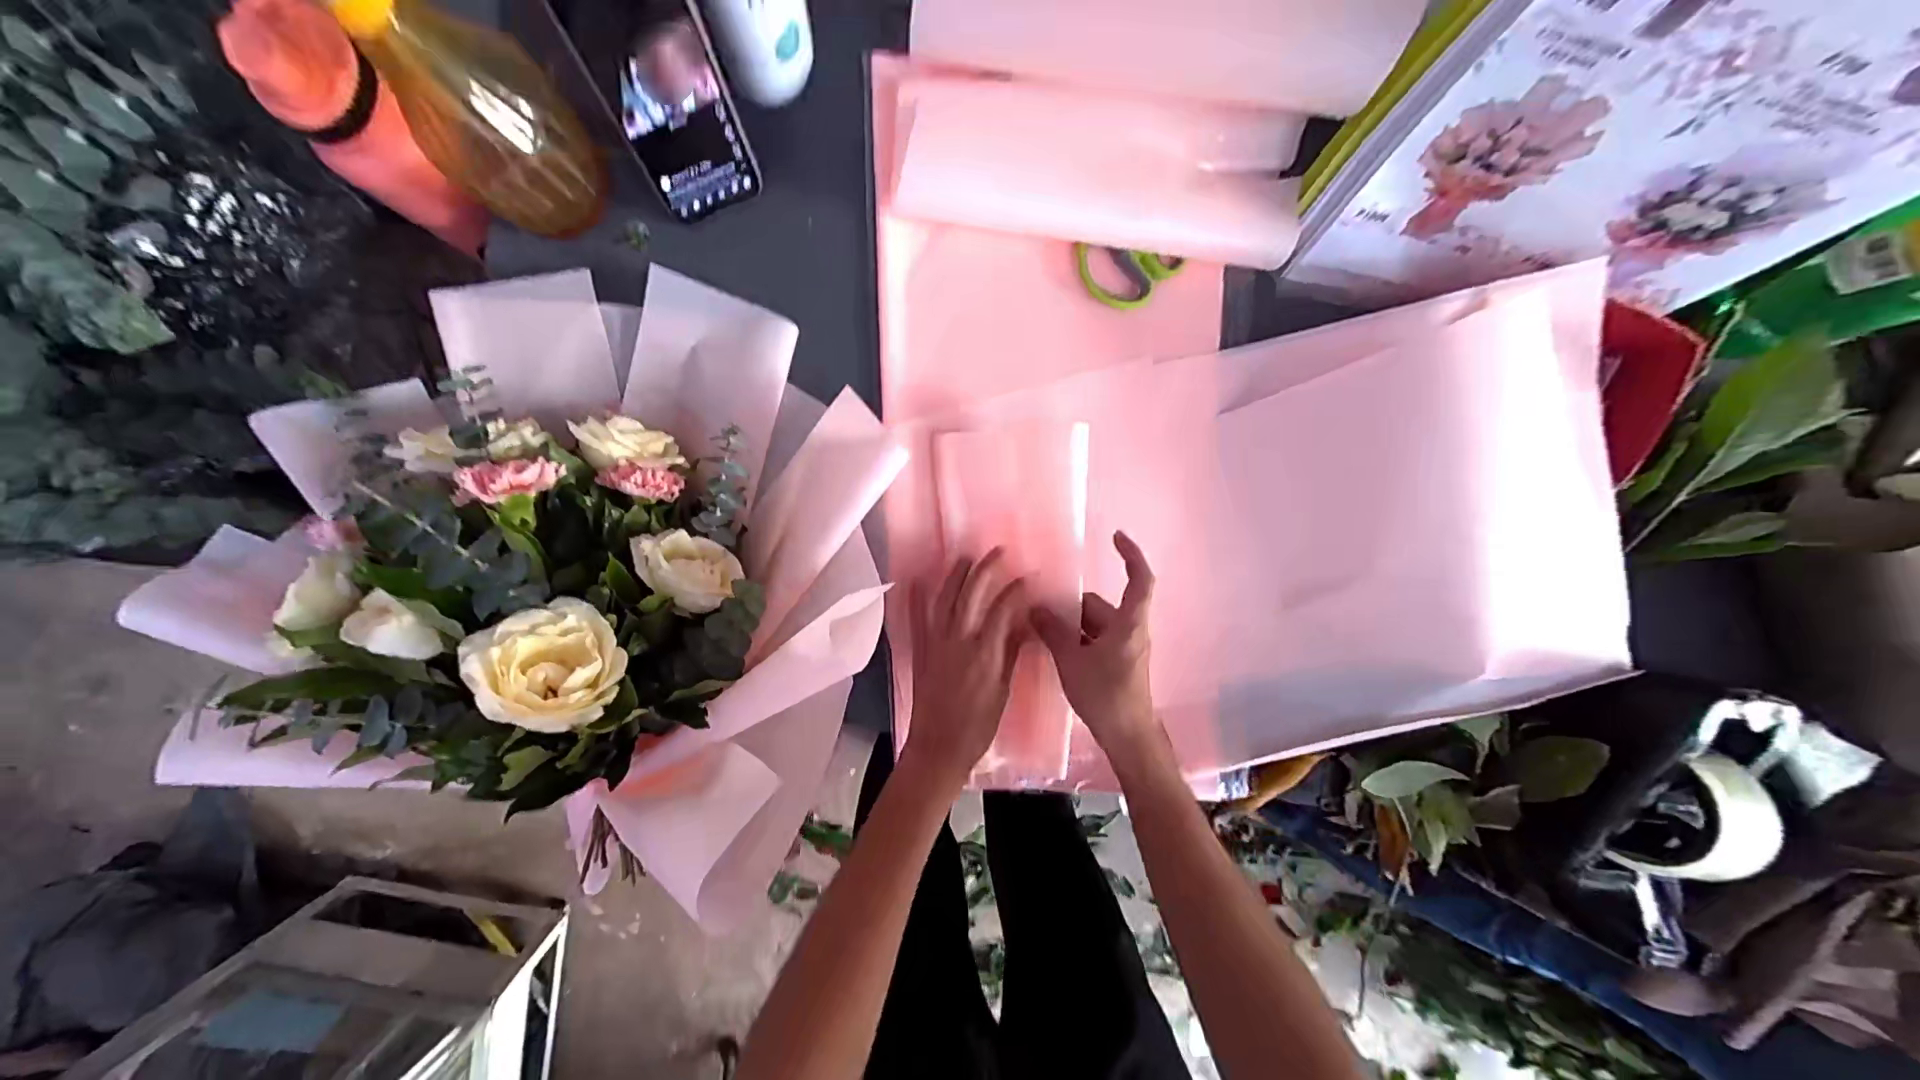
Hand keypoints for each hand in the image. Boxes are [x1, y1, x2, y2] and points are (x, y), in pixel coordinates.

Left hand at [900, 550, 1028, 787]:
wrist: (937, 747)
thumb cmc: (977, 725)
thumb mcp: (1003, 691)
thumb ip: (1011, 654)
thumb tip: (1023, 624)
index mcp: (985, 652)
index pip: (1003, 609)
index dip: (1016, 590)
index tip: (1027, 576)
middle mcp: (958, 640)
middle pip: (971, 595)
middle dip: (985, 570)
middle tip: (997, 552)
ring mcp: (935, 643)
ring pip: (944, 600)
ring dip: (955, 576)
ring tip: (965, 558)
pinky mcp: (920, 651)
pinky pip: (917, 619)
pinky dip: (917, 599)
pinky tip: (918, 582)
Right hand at [1032, 532, 1162, 765]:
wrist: (1127, 735)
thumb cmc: (1105, 694)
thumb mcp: (1072, 661)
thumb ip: (1053, 632)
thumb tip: (1036, 609)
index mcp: (1128, 624)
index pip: (1140, 580)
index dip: (1131, 555)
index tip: (1115, 537)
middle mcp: (1132, 630)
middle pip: (1102, 606)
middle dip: (1074, 607)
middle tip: (1043, 611)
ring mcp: (1127, 648)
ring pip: (1096, 625)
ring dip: (1073, 626)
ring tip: (1044, 632)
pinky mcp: (1120, 663)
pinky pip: (1097, 640)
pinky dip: (1079, 640)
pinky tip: (1057, 651)